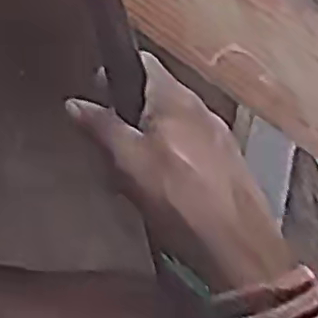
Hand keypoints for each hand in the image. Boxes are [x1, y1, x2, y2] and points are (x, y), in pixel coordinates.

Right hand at [66, 53, 298, 291]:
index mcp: (176, 98)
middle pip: (155, 94)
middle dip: (129, 111)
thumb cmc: (179, 196)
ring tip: (131, 166)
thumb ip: (99, 125)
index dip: (115, 70)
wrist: (243, 257)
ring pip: (172, 123)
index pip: (142, 61)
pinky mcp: (232, 168)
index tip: (97, 90)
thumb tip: (74, 103)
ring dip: (149, 137)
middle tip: (108, 137)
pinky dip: (171, 157)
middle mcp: (202, 110)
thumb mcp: (126, 158)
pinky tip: (161, 186)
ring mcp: (222, 139)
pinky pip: (191, 148)